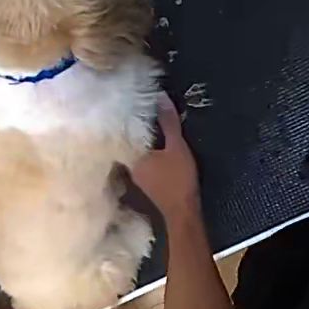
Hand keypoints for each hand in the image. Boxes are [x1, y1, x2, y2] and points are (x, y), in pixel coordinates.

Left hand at [131, 93, 200, 220]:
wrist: (183, 212)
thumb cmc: (178, 179)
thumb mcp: (177, 147)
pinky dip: (150, 154)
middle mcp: (128, 166)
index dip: (129, 117)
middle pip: (131, 142)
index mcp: (131, 156)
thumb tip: (160, 96)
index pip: (124, 131)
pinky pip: (144, 162)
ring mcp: (136, 177)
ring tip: (151, 126)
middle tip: (142, 111)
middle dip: (137, 130)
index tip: (131, 103)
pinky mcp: (146, 184)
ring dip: (144, 143)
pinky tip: (157, 148)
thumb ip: (168, 123)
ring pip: (138, 153)